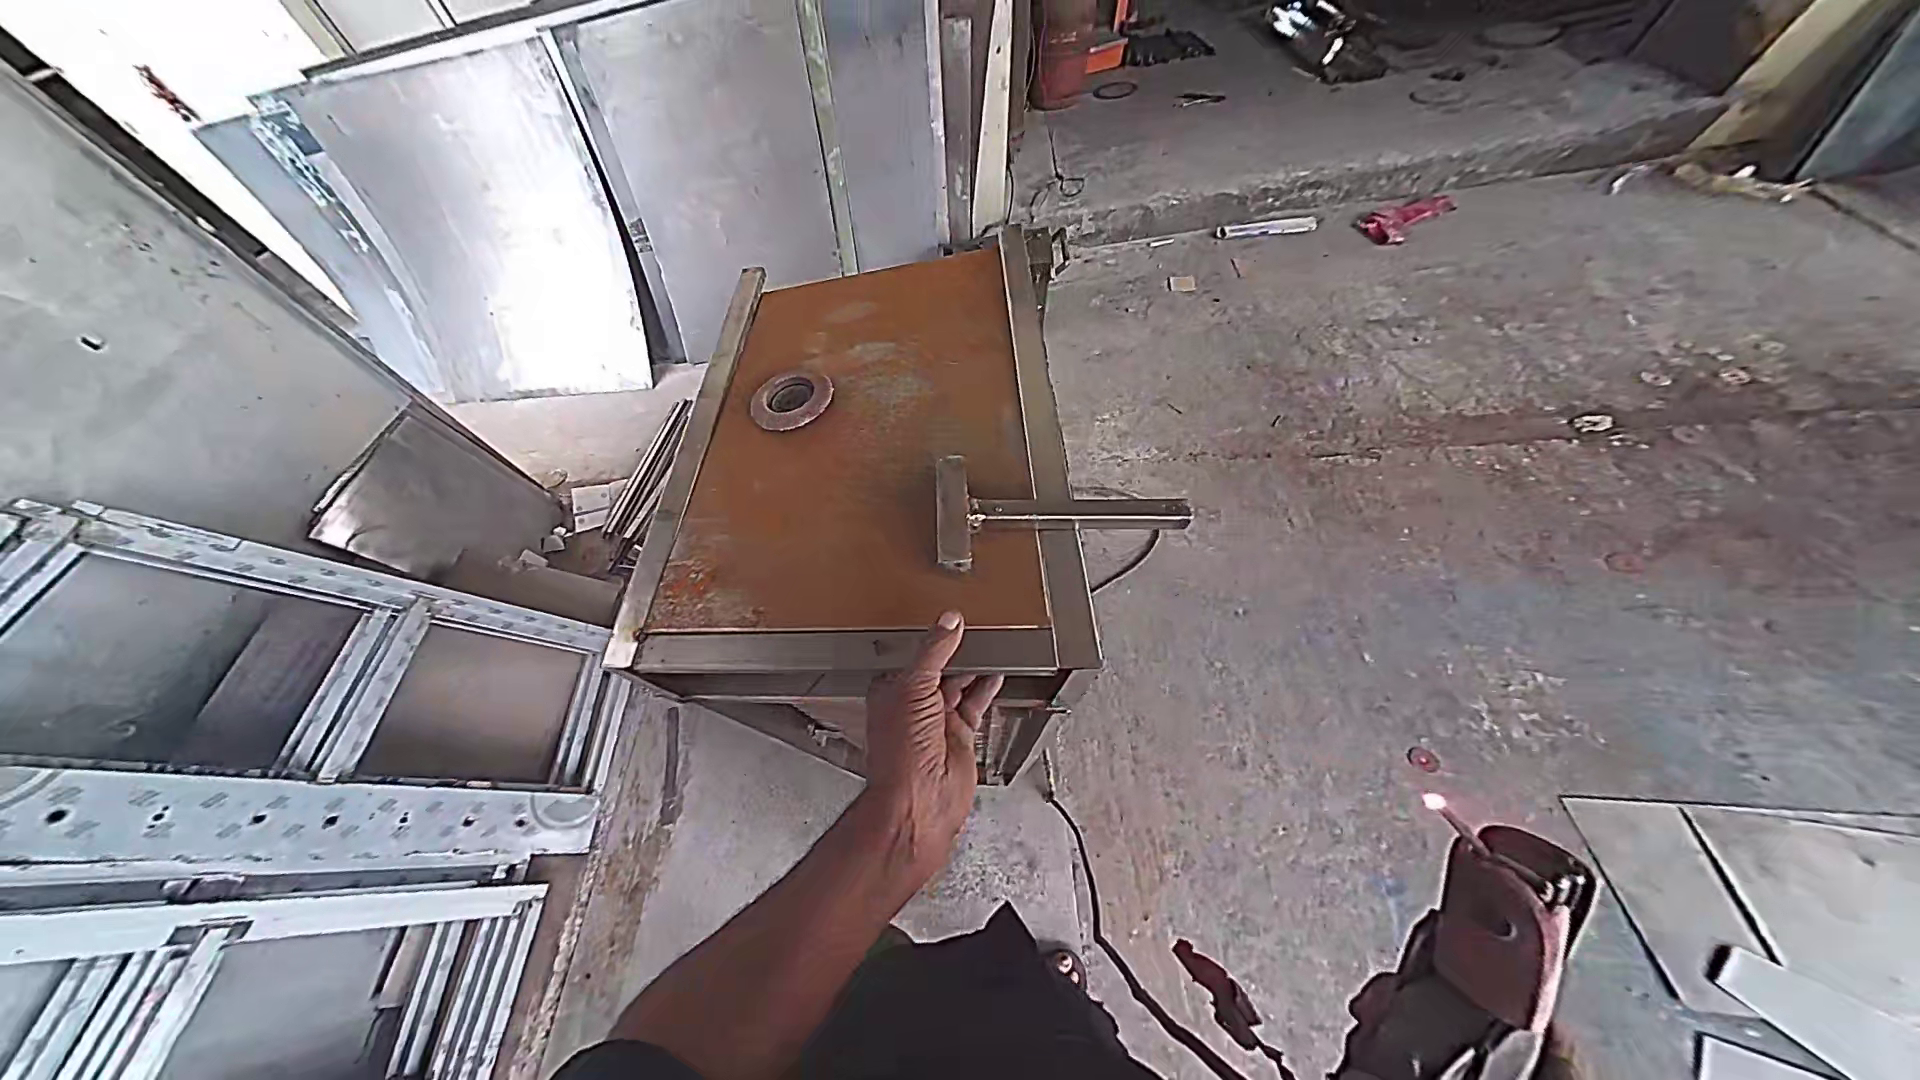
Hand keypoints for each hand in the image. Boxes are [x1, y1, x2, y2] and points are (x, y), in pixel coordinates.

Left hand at [864, 611, 1002, 877]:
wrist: (920, 801)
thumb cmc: (901, 754)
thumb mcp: (915, 686)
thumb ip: (934, 652)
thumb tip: (948, 622)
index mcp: (890, 691)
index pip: (910, 655)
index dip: (927, 638)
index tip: (945, 620)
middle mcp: (912, 705)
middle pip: (935, 669)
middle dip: (952, 652)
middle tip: (971, 629)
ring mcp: (935, 721)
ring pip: (957, 685)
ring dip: (972, 668)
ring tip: (988, 646)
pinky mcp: (958, 734)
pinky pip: (975, 705)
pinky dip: (986, 689)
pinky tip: (995, 675)